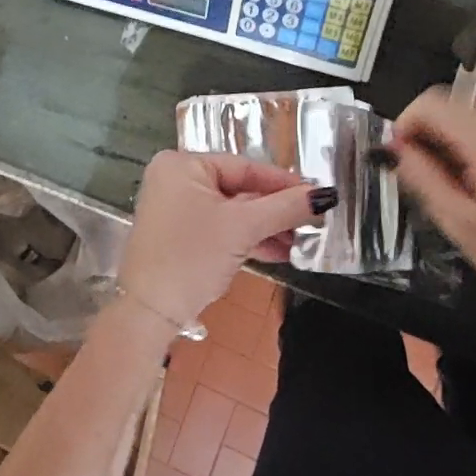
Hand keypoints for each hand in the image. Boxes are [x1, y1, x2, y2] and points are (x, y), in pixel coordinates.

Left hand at [119, 151, 328, 330]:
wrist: (149, 311)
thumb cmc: (192, 256)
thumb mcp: (242, 228)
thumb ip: (284, 208)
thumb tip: (326, 195)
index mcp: (182, 164)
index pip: (244, 166)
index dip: (283, 182)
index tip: (317, 194)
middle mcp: (176, 180)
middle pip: (239, 188)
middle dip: (276, 209)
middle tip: (313, 220)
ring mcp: (176, 209)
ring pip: (232, 211)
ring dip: (266, 227)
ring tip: (302, 241)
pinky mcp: (180, 236)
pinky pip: (221, 228)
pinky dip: (247, 239)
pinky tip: (280, 252)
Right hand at [390, 88, 475, 327]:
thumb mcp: (461, 225)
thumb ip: (423, 179)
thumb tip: (395, 148)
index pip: (431, 103)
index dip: (403, 123)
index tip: (393, 156)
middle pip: (450, 109)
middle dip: (425, 137)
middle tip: (416, 182)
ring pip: (468, 122)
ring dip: (447, 147)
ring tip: (447, 194)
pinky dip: (469, 152)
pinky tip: (474, 193)